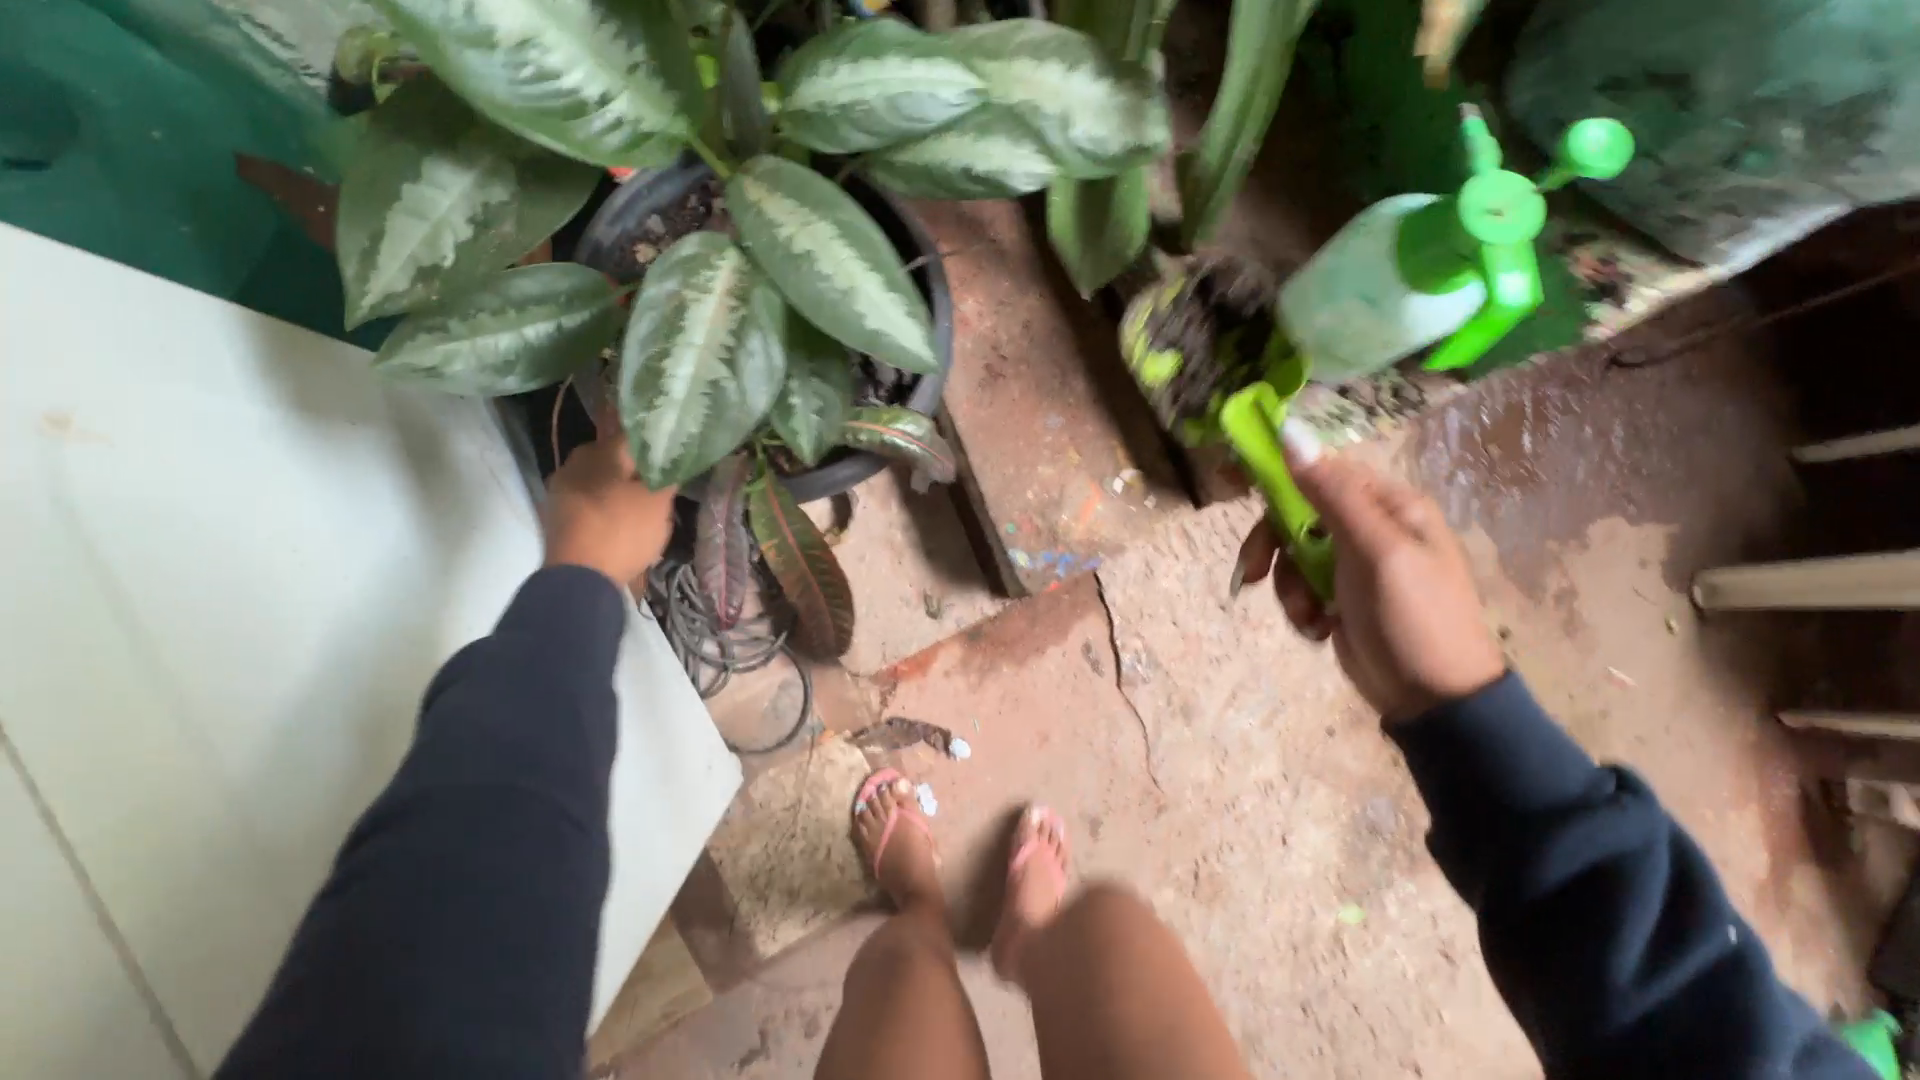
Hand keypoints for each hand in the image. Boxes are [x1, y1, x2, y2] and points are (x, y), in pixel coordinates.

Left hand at [542, 434, 676, 586]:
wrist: (577, 578)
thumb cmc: (622, 532)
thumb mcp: (659, 504)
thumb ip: (668, 477)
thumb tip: (673, 462)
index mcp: (601, 452)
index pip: (633, 435)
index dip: (656, 445)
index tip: (672, 457)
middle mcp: (575, 462)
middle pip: (613, 457)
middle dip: (634, 468)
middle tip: (658, 484)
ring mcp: (560, 489)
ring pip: (598, 480)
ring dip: (617, 488)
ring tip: (639, 506)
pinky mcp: (554, 515)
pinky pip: (586, 501)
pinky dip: (603, 506)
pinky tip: (618, 522)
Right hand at [1235, 420, 1504, 723]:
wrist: (1432, 698)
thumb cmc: (1412, 616)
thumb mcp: (1374, 550)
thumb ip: (1331, 493)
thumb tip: (1291, 432)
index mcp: (1390, 505)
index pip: (1323, 470)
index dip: (1280, 475)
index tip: (1234, 482)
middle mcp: (1371, 527)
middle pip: (1298, 514)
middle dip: (1274, 545)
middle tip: (1254, 574)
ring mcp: (1354, 565)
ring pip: (1292, 555)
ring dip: (1288, 587)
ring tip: (1309, 617)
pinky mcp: (1340, 598)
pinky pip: (1299, 587)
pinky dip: (1300, 608)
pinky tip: (1319, 630)